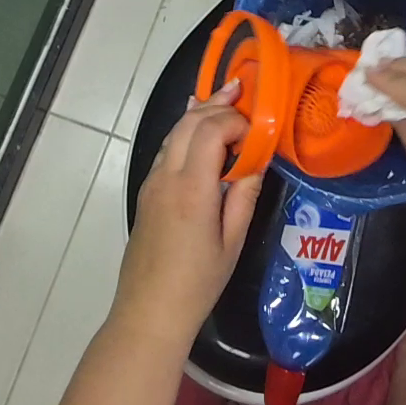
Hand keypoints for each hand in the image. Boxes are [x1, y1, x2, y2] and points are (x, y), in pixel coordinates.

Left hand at [114, 80, 264, 344]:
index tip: (256, 131)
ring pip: (175, 130)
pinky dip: (186, 129)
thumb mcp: (232, 241)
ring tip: (226, 98)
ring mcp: (152, 180)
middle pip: (190, 121)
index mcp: (192, 188)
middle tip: (242, 91)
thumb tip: (258, 157)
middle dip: (217, 103)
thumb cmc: (197, 282)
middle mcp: (167, 175)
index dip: (236, 121)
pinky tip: (197, 123)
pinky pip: (167, 147)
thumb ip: (245, 194)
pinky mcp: (147, 189)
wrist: (148, 312)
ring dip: (200, 111)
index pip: (211, 130)